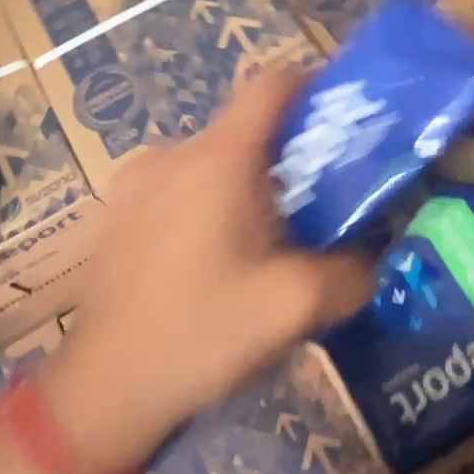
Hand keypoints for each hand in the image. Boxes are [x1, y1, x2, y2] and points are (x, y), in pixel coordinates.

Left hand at [40, 68, 374, 473]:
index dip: (312, 86)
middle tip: (315, 206)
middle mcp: (173, 153)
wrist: (102, 390)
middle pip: (244, 128)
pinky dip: (206, 205)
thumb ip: (349, 272)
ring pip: (210, 162)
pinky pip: (177, 188)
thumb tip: (371, 256)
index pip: (271, 83)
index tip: (341, 120)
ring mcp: (136, 181)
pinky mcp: (116, 212)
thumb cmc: (201, 335)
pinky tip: (210, 263)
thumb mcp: (293, 308)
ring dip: (244, 187)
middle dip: (286, 157)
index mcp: (218, 159)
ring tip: (262, 244)